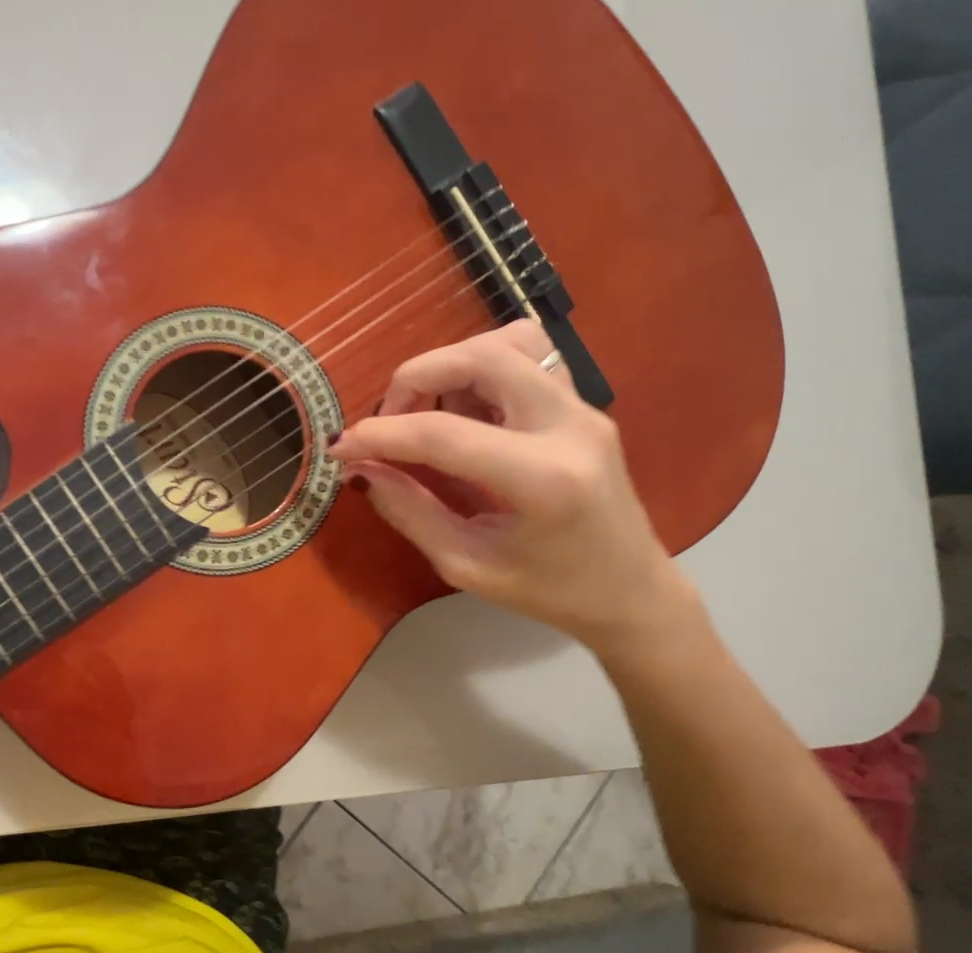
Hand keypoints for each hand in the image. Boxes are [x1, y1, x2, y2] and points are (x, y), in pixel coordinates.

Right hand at [328, 321, 695, 653]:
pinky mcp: (582, 405)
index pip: (443, 434)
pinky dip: (482, 368)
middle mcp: (568, 428)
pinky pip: (528, 357)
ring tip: (429, 410)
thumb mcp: (465, 564)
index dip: (379, 435)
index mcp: (541, 480)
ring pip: (509, 342)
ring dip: (452, 365)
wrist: (630, 591)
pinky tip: (465, 408)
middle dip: (415, 379)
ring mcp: (583, 408)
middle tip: (388, 421)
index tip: (341, 449)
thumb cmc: (548, 591)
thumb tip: (362, 468)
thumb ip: (409, 511)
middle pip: (481, 357)